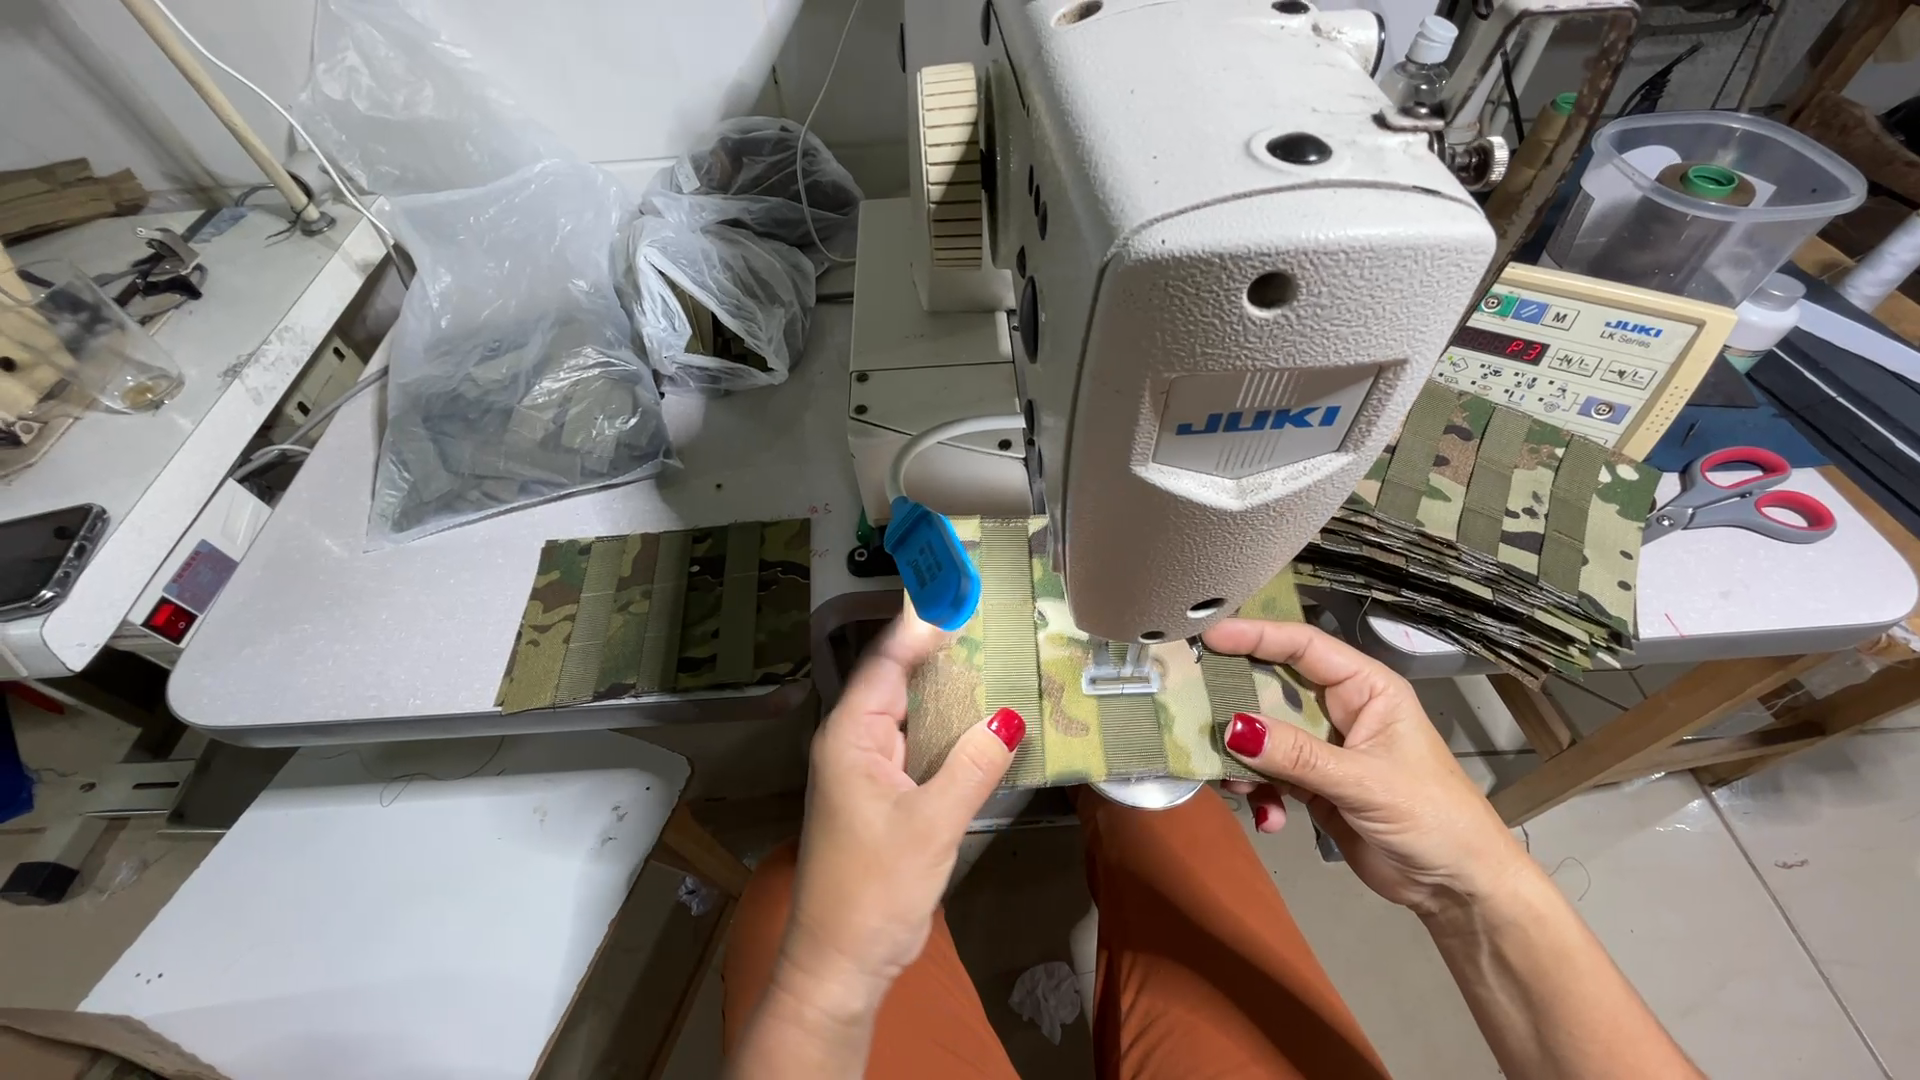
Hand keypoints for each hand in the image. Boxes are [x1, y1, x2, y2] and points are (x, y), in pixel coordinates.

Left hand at [775, 613, 1023, 1018]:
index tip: (957, 593)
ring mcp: (867, 770)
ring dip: (945, 691)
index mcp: (850, 737)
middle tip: (986, 619)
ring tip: (992, 657)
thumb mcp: (932, 823)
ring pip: (909, 714)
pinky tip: (980, 721)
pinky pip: (917, 745)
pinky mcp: (884, 795)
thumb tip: (1010, 714)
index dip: (920, 626)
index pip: (886, 663)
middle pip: (897, 681)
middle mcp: (854, 743)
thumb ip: (973, 765)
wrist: (842, 962)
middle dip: (937, 651)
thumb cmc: (876, 889)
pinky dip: (946, 729)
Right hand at [1201, 618, 1532, 918]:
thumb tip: (1232, 730)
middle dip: (1235, 701)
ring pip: (1263, 734)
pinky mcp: (1310, 783)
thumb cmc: (1432, 817)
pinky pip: (1268, 774)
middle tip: (1194, 706)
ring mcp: (1322, 747)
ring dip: (1243, 759)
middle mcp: (1338, 708)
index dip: (1255, 636)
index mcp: (1365, 688)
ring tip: (1234, 783)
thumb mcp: (1364, 782)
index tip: (1209, 638)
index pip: (1303, 646)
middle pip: (1272, 687)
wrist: (1457, 888)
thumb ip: (1297, 755)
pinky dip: (1260, 794)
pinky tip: (1270, 819)